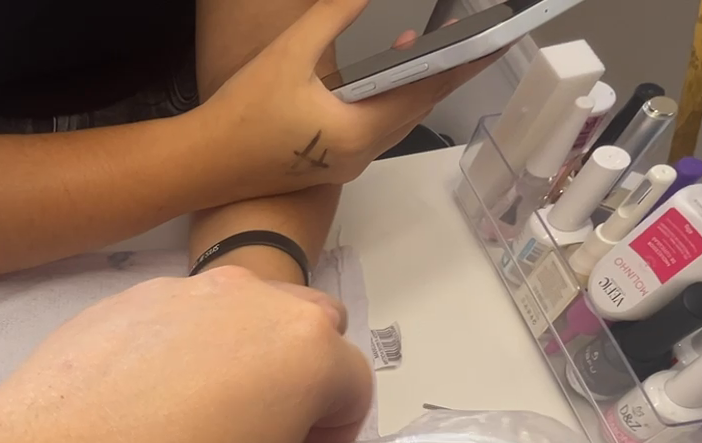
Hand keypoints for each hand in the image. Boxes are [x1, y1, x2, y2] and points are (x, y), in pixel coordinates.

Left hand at [0, 267, 371, 442]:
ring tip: (184, 428)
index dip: (330, 442)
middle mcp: (252, 299)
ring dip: (235, 366)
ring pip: (237, 324)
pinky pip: (173, 327)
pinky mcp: (122, 300)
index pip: (353, 390)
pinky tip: (134, 411)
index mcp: (309, 349)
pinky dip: (173, 360)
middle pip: (305, 337)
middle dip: (296, 387)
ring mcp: (180, 292)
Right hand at [203, 0, 500, 194]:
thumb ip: (341, 14)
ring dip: (414, 86)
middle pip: (417, 107)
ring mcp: (341, 166)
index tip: (501, 33)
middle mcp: (358, 156)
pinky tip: (387, 77)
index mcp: (359, 131)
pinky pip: (373, 131)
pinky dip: (387, 102)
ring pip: (395, 122)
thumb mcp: (294, 52)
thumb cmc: (242, 114)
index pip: (429, 89)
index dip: (467, 57)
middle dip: (447, 69)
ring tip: (433, 44)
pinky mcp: (325, 167)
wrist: (200, 166)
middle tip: (472, 31)